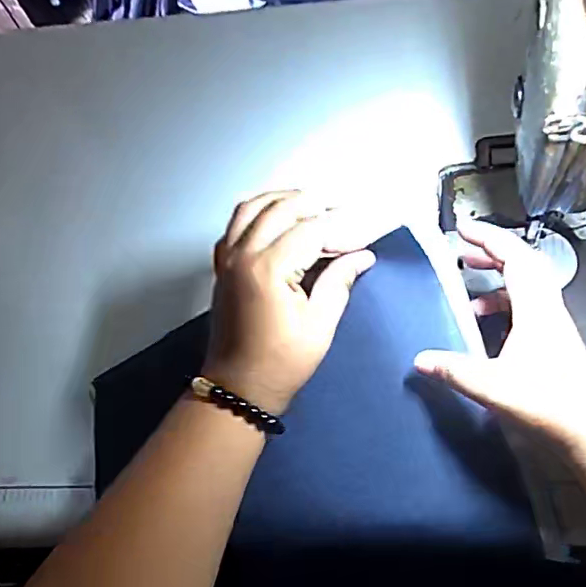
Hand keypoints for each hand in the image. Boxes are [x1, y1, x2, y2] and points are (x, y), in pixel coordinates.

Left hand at [204, 190, 378, 413]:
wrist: (239, 386)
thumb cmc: (282, 363)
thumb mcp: (319, 325)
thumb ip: (338, 282)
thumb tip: (362, 256)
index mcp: (268, 269)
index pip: (310, 230)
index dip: (341, 230)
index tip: (363, 236)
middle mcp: (243, 254)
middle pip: (282, 208)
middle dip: (315, 205)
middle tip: (345, 214)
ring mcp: (228, 258)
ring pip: (254, 207)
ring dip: (284, 200)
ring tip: (312, 206)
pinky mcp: (222, 266)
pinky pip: (237, 223)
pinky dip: (259, 212)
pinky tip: (278, 219)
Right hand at [412, 218, 585, 449]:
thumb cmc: (547, 403)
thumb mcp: (491, 384)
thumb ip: (453, 369)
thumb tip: (421, 360)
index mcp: (536, 308)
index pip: (513, 255)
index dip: (487, 237)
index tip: (464, 228)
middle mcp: (549, 312)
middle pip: (523, 267)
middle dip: (492, 256)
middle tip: (465, 255)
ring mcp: (556, 330)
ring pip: (527, 292)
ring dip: (498, 287)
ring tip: (469, 297)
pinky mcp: (556, 349)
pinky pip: (529, 315)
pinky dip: (506, 313)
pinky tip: (488, 333)